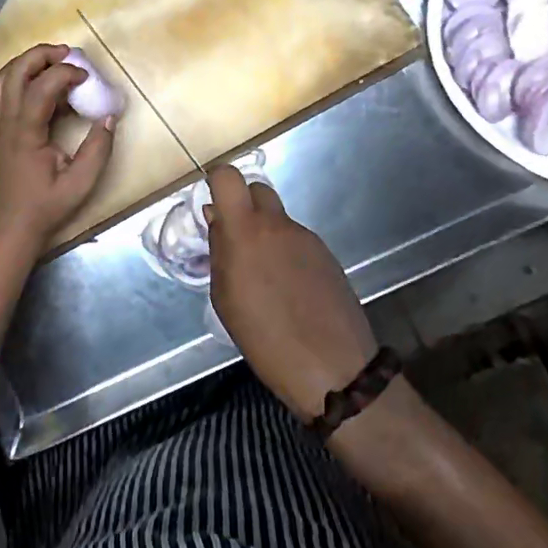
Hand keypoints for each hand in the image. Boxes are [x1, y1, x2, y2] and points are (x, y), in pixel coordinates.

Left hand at [0, 44, 115, 242]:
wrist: (13, 223)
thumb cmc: (46, 205)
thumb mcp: (80, 183)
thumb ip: (97, 149)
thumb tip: (109, 117)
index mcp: (25, 133)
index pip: (38, 88)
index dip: (63, 74)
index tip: (86, 77)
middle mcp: (8, 121)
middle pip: (14, 72)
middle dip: (41, 55)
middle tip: (69, 53)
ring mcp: (2, 122)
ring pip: (5, 77)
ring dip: (29, 62)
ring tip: (57, 61)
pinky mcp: (4, 126)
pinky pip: (7, 89)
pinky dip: (25, 76)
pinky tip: (50, 85)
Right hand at [205, 165, 375, 419]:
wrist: (334, 370)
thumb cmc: (264, 337)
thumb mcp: (224, 296)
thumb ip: (219, 250)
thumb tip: (218, 221)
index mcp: (245, 231)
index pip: (229, 177)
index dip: (218, 183)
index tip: (213, 205)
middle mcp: (278, 224)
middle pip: (257, 189)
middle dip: (243, 204)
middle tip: (236, 238)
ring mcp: (307, 238)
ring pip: (278, 218)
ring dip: (266, 233)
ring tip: (264, 276)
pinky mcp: (327, 256)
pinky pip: (296, 240)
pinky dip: (286, 252)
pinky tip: (288, 288)